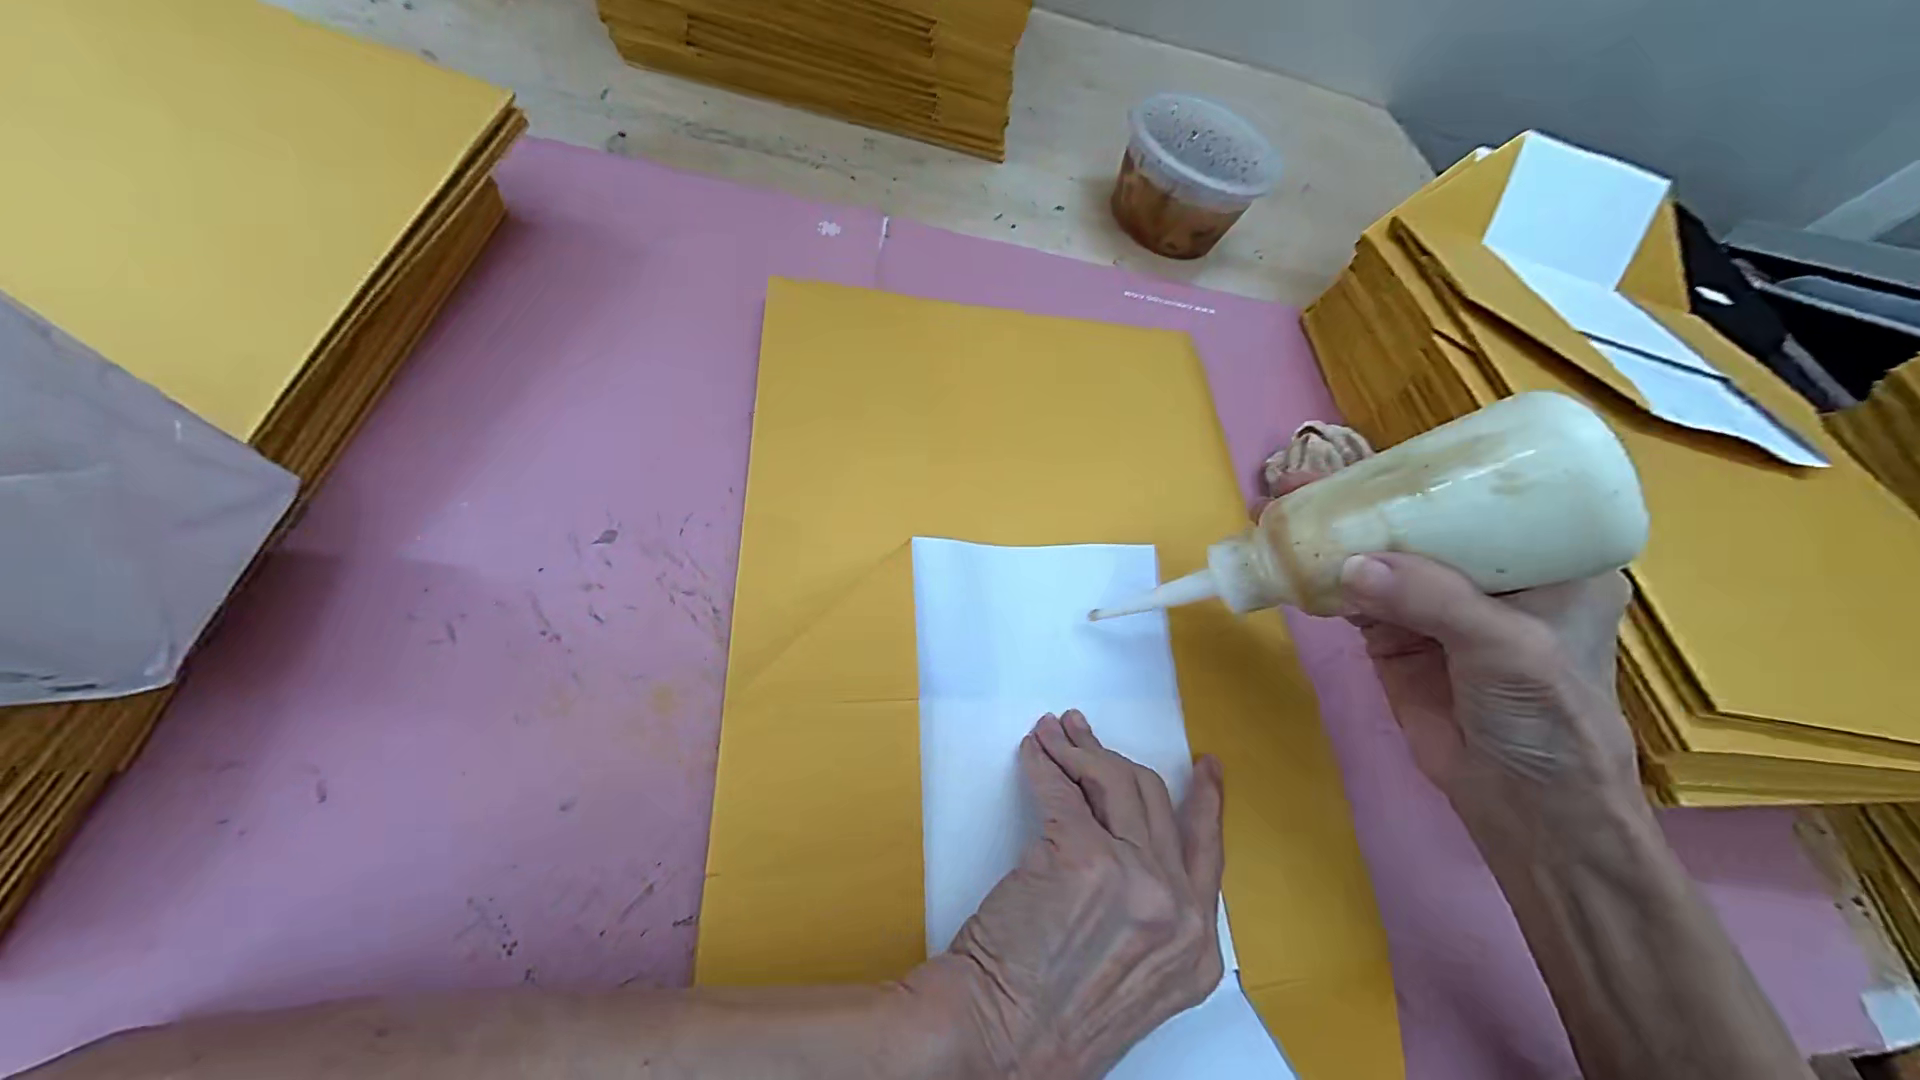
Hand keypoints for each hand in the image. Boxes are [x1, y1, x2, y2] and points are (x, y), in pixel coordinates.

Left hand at [908, 710, 1224, 1078]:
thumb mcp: (1135, 977)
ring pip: (1113, 780)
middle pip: (1154, 799)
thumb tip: (1130, 845)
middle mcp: (1176, 907)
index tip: (1206, 767)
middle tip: (1083, 734)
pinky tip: (1032, 752)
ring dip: (1078, 748)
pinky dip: (1043, 762)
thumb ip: (1153, 917)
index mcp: (1196, 946)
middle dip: (1113, 758)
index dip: (1206, 800)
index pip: (1207, 849)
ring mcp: (1133, 876)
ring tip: (1054, 734)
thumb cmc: (1053, 1016)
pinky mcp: (1081, 853)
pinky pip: (1061, 786)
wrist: (998, 1039)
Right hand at [1267, 438, 1639, 826]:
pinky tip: (1290, 560)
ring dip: (1331, 535)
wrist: (1521, 806)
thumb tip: (1349, 564)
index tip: (1382, 455)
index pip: (1488, 496)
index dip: (1435, 470)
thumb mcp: (1510, 650)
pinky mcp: (1392, 635)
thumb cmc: (1549, 720)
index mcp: (1546, 559)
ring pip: (1375, 556)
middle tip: (1306, 479)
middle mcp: (1486, 573)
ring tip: (1283, 509)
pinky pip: (1350, 597)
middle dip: (1363, 499)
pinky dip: (1320, 580)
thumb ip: (1434, 601)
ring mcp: (1432, 604)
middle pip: (1416, 522)